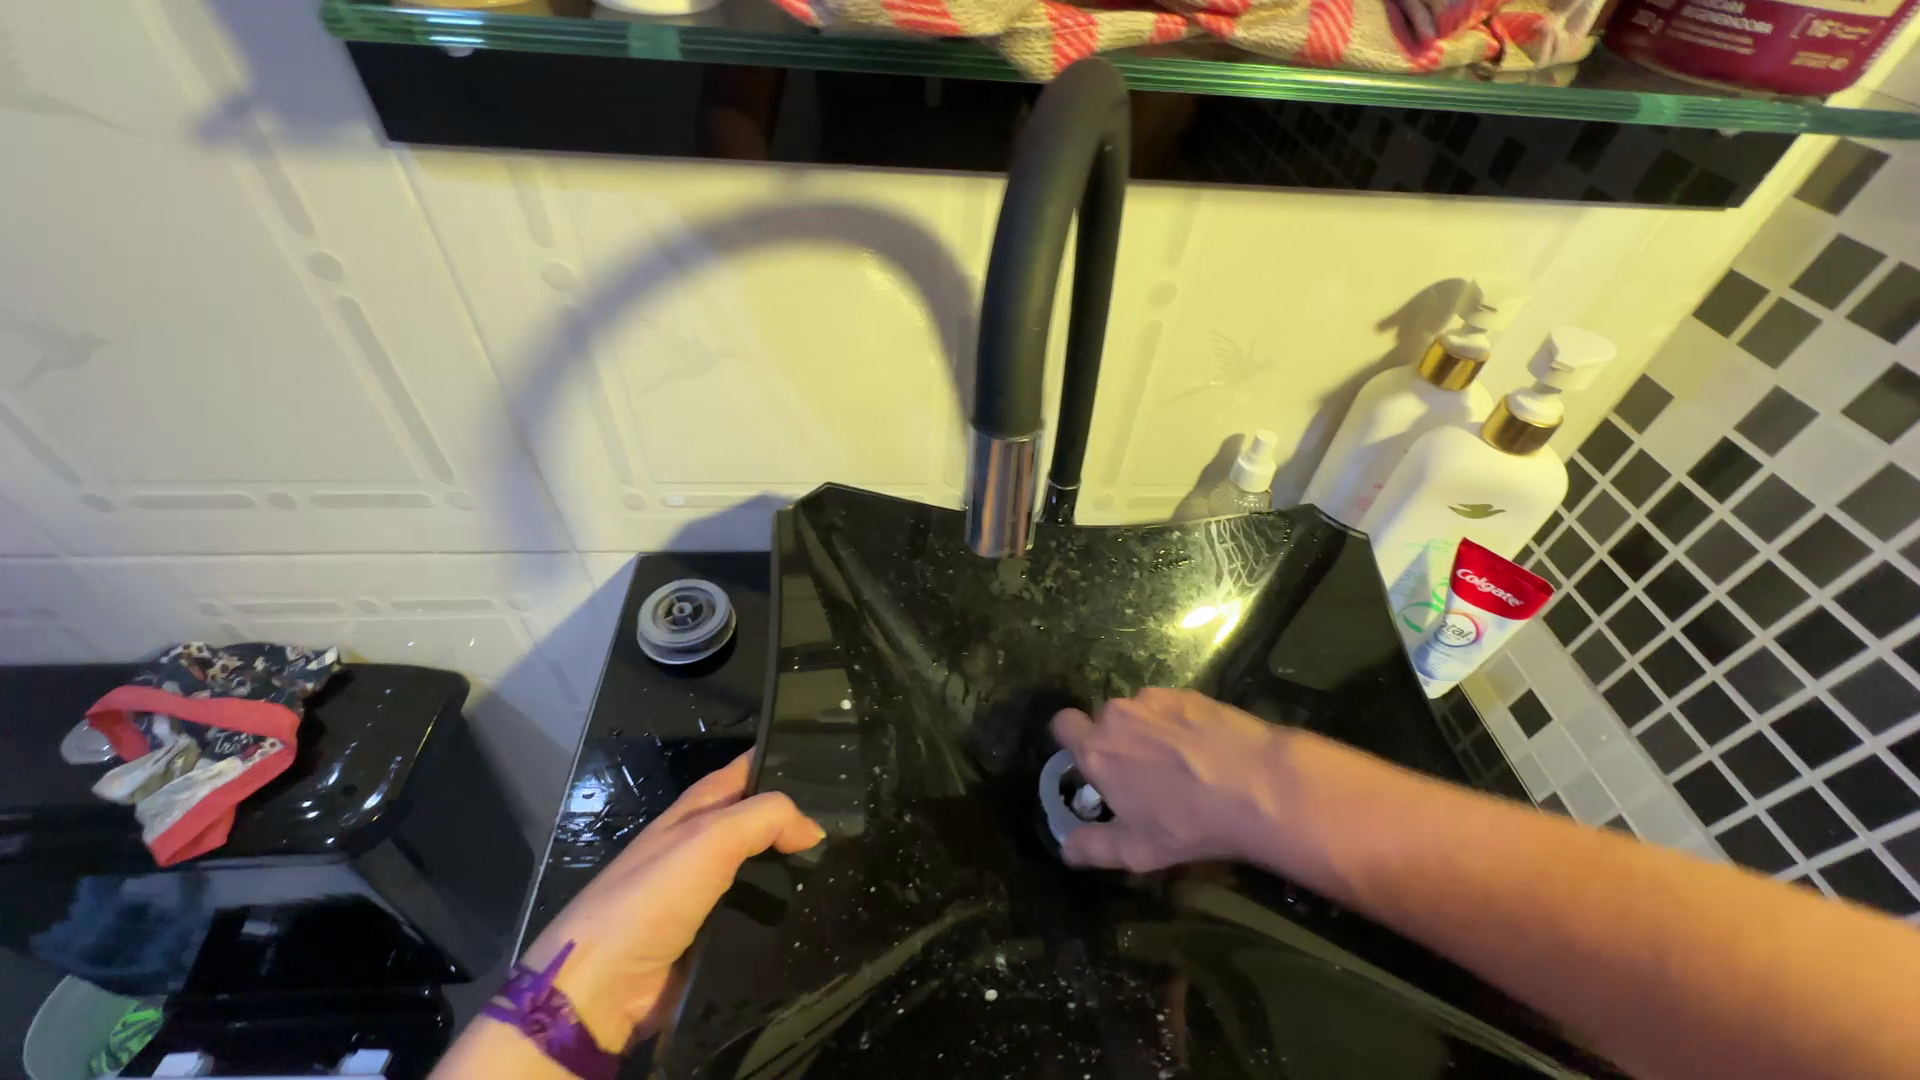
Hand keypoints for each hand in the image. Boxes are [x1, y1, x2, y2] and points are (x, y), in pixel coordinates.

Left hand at [519, 752, 824, 1049]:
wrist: (604, 986)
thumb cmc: (653, 895)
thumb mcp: (711, 836)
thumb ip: (767, 817)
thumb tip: (814, 830)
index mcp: (699, 807)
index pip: (751, 769)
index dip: (786, 761)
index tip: (835, 764)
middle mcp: (708, 842)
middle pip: (766, 821)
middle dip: (804, 820)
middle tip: (855, 822)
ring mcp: (714, 891)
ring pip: (771, 869)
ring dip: (801, 870)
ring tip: (848, 866)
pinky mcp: (720, 934)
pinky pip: (764, 914)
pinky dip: (788, 912)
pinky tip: (821, 910)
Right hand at [1049, 688, 1284, 872]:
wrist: (1260, 785)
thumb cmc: (1190, 822)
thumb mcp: (1138, 850)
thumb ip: (1093, 847)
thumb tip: (1066, 848)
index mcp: (1096, 750)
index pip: (1061, 725)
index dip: (1072, 741)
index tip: (1092, 764)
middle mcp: (1118, 715)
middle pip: (1103, 720)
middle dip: (1115, 741)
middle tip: (1142, 774)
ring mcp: (1154, 700)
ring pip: (1138, 712)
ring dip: (1147, 730)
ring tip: (1180, 762)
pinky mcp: (1189, 693)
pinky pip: (1169, 707)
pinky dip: (1177, 723)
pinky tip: (1204, 748)